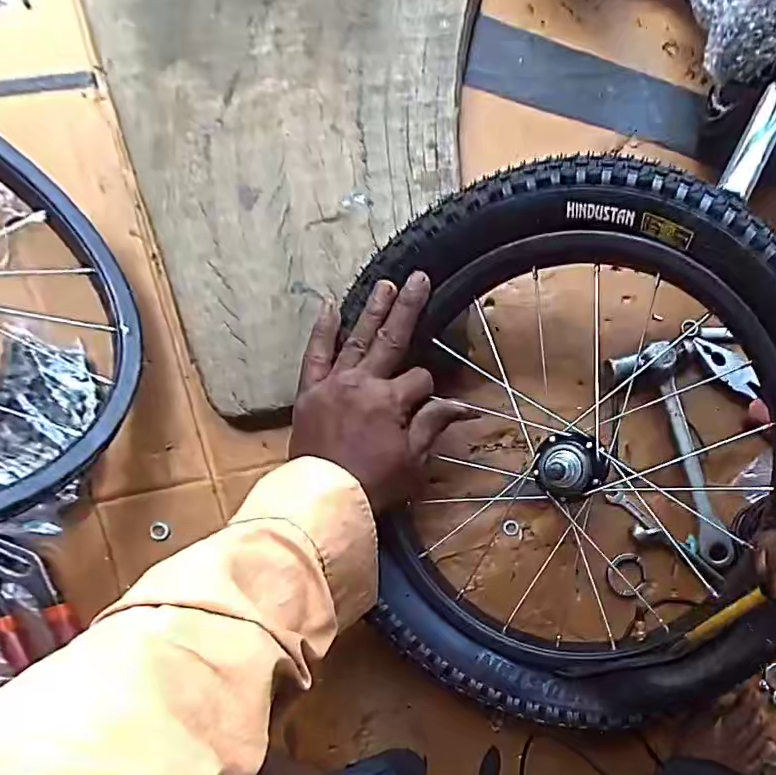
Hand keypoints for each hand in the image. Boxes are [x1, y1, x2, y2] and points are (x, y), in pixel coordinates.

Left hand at [291, 272, 471, 512]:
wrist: (325, 497)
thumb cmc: (373, 482)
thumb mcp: (413, 459)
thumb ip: (434, 425)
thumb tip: (465, 407)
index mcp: (391, 401)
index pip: (421, 381)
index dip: (431, 392)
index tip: (428, 408)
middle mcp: (363, 383)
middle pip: (392, 340)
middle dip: (409, 308)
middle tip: (418, 278)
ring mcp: (334, 383)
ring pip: (357, 339)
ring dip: (372, 311)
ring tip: (384, 285)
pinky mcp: (310, 391)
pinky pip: (316, 355)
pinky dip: (323, 332)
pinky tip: (330, 307)